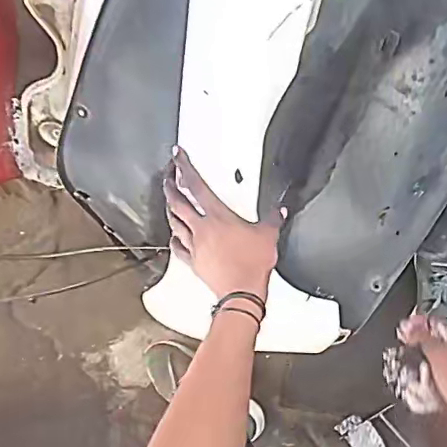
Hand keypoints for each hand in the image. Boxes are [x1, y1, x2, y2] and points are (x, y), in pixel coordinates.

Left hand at [165, 148, 281, 301]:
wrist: (241, 291)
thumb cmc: (252, 264)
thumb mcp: (268, 236)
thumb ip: (272, 219)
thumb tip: (279, 210)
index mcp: (218, 216)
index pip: (195, 185)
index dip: (183, 167)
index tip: (176, 156)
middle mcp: (202, 228)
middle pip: (177, 201)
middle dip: (170, 185)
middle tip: (168, 176)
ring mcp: (195, 245)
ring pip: (174, 222)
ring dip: (170, 209)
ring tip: (169, 201)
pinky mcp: (193, 262)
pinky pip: (178, 247)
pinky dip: (174, 239)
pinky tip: (174, 237)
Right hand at [398, 313, 446, 434]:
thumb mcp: (437, 352)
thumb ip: (422, 337)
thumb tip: (410, 326)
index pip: (440, 324)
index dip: (422, 323)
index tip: (407, 326)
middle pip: (439, 342)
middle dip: (421, 343)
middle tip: (407, 343)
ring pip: (438, 361)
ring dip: (424, 361)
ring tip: (413, 362)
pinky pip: (438, 377)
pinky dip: (429, 377)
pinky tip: (422, 380)